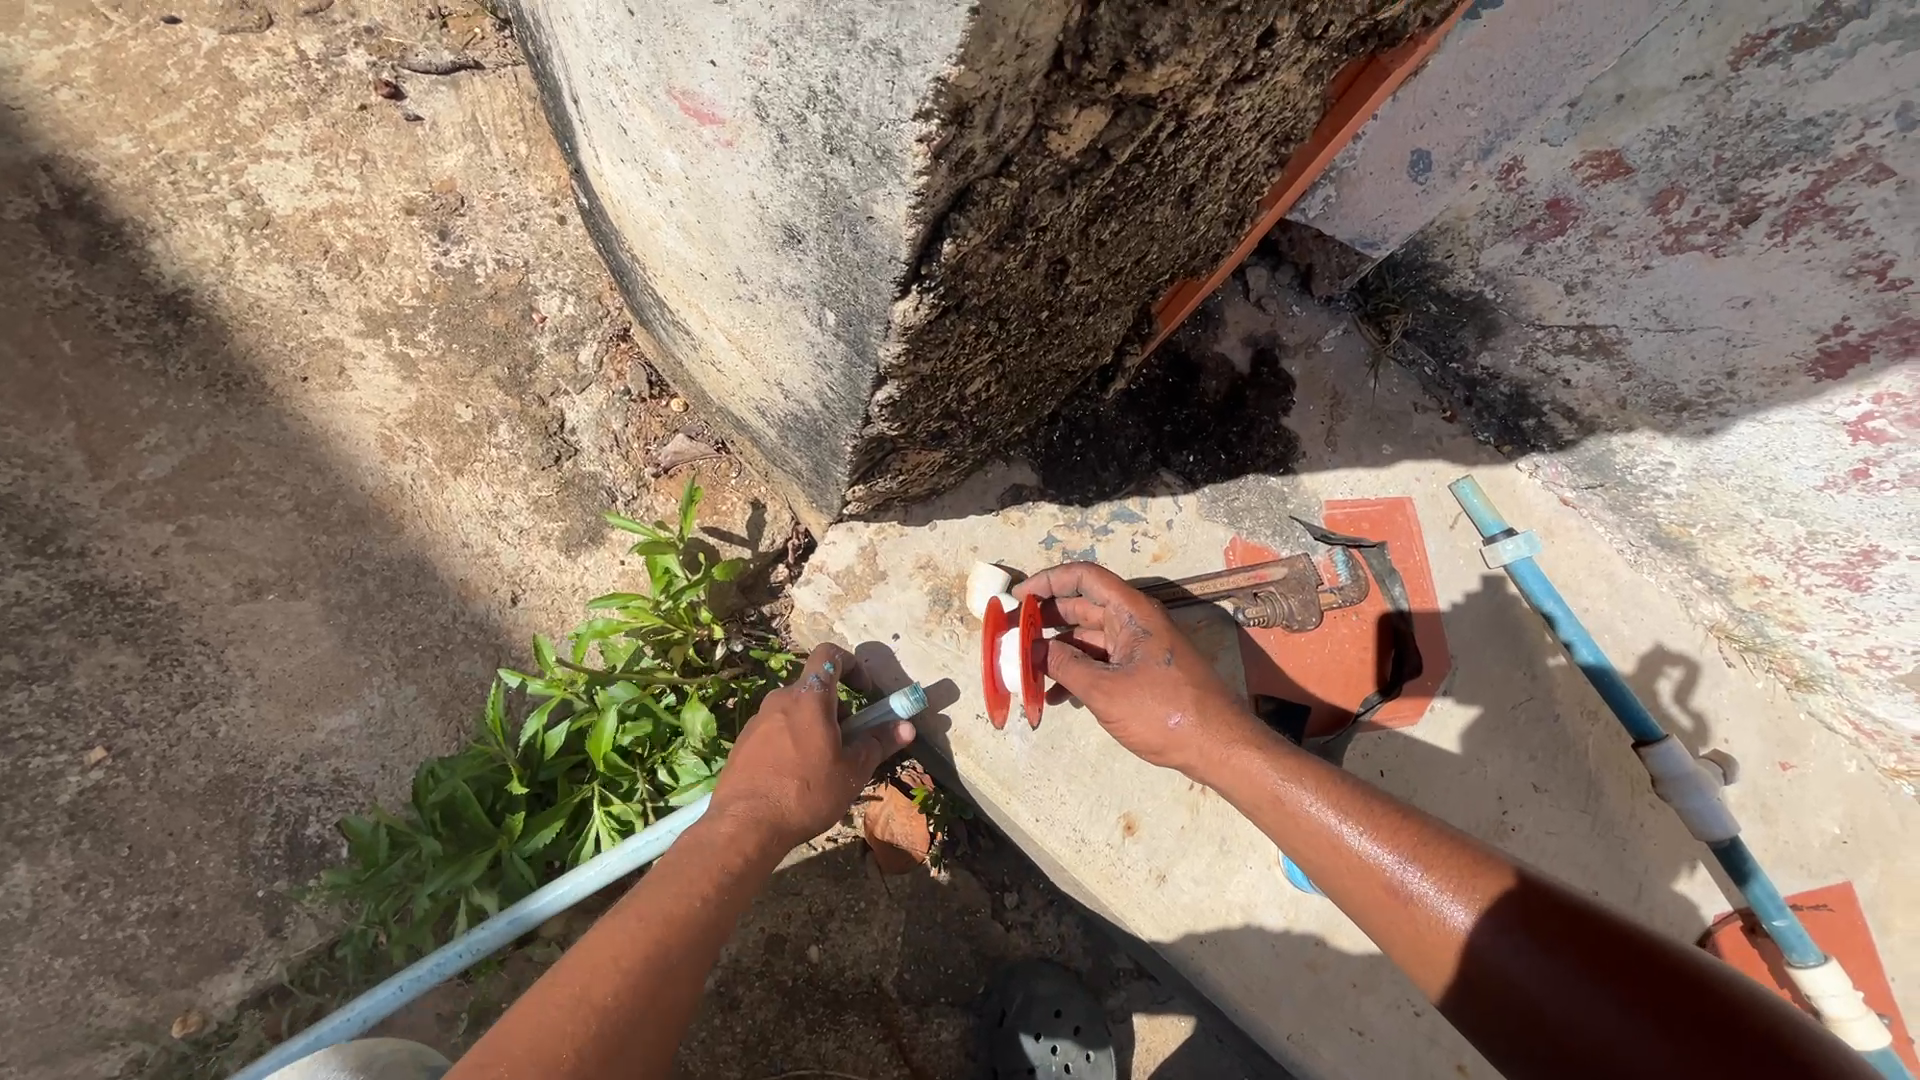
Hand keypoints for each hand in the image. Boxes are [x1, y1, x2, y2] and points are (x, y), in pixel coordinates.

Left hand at [710, 642, 915, 851]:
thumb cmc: (806, 793)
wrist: (744, 827)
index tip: (864, 692)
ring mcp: (757, 722)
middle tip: (849, 744)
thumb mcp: (852, 771)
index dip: (852, 665)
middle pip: (814, 690)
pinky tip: (796, 780)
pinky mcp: (743, 744)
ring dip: (815, 729)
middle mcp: (780, 701)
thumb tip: (906, 727)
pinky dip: (792, 744)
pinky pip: (776, 732)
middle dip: (837, 711)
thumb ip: (879, 743)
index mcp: (809, 698)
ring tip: (823, 768)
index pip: (829, 655)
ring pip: (795, 713)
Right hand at [1014, 562, 1266, 779]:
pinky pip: (1099, 661)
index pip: (1083, 577)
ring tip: (1023, 669)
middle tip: (1010, 635)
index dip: (1047, 581)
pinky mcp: (1139, 671)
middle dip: (1044, 619)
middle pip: (1080, 606)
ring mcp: (1137, 647)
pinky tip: (1052, 696)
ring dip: (1055, 651)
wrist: (1217, 746)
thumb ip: (1063, 665)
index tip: (1017, 598)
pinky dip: (1075, 672)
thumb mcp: (1105, 690)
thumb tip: (1028, 649)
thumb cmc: (1163, 711)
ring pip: (1086, 637)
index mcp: (1131, 611)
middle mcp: (1134, 621)